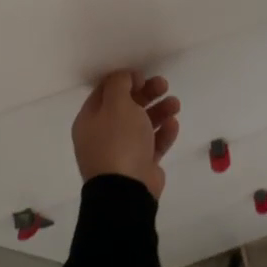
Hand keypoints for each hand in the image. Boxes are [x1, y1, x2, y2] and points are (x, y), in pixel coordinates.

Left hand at [71, 71, 181, 200]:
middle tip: (164, 86)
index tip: (142, 76)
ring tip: (175, 105)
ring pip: (142, 123)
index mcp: (90, 120)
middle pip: (127, 106)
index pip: (105, 92)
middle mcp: (103, 134)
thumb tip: (124, 77)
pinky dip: (164, 132)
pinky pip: (153, 143)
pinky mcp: (139, 165)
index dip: (124, 80)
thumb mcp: (116, 104)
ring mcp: (121, 151)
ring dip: (160, 110)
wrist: (127, 190)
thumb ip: (119, 84)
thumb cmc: (118, 141)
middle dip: (147, 93)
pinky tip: (173, 125)